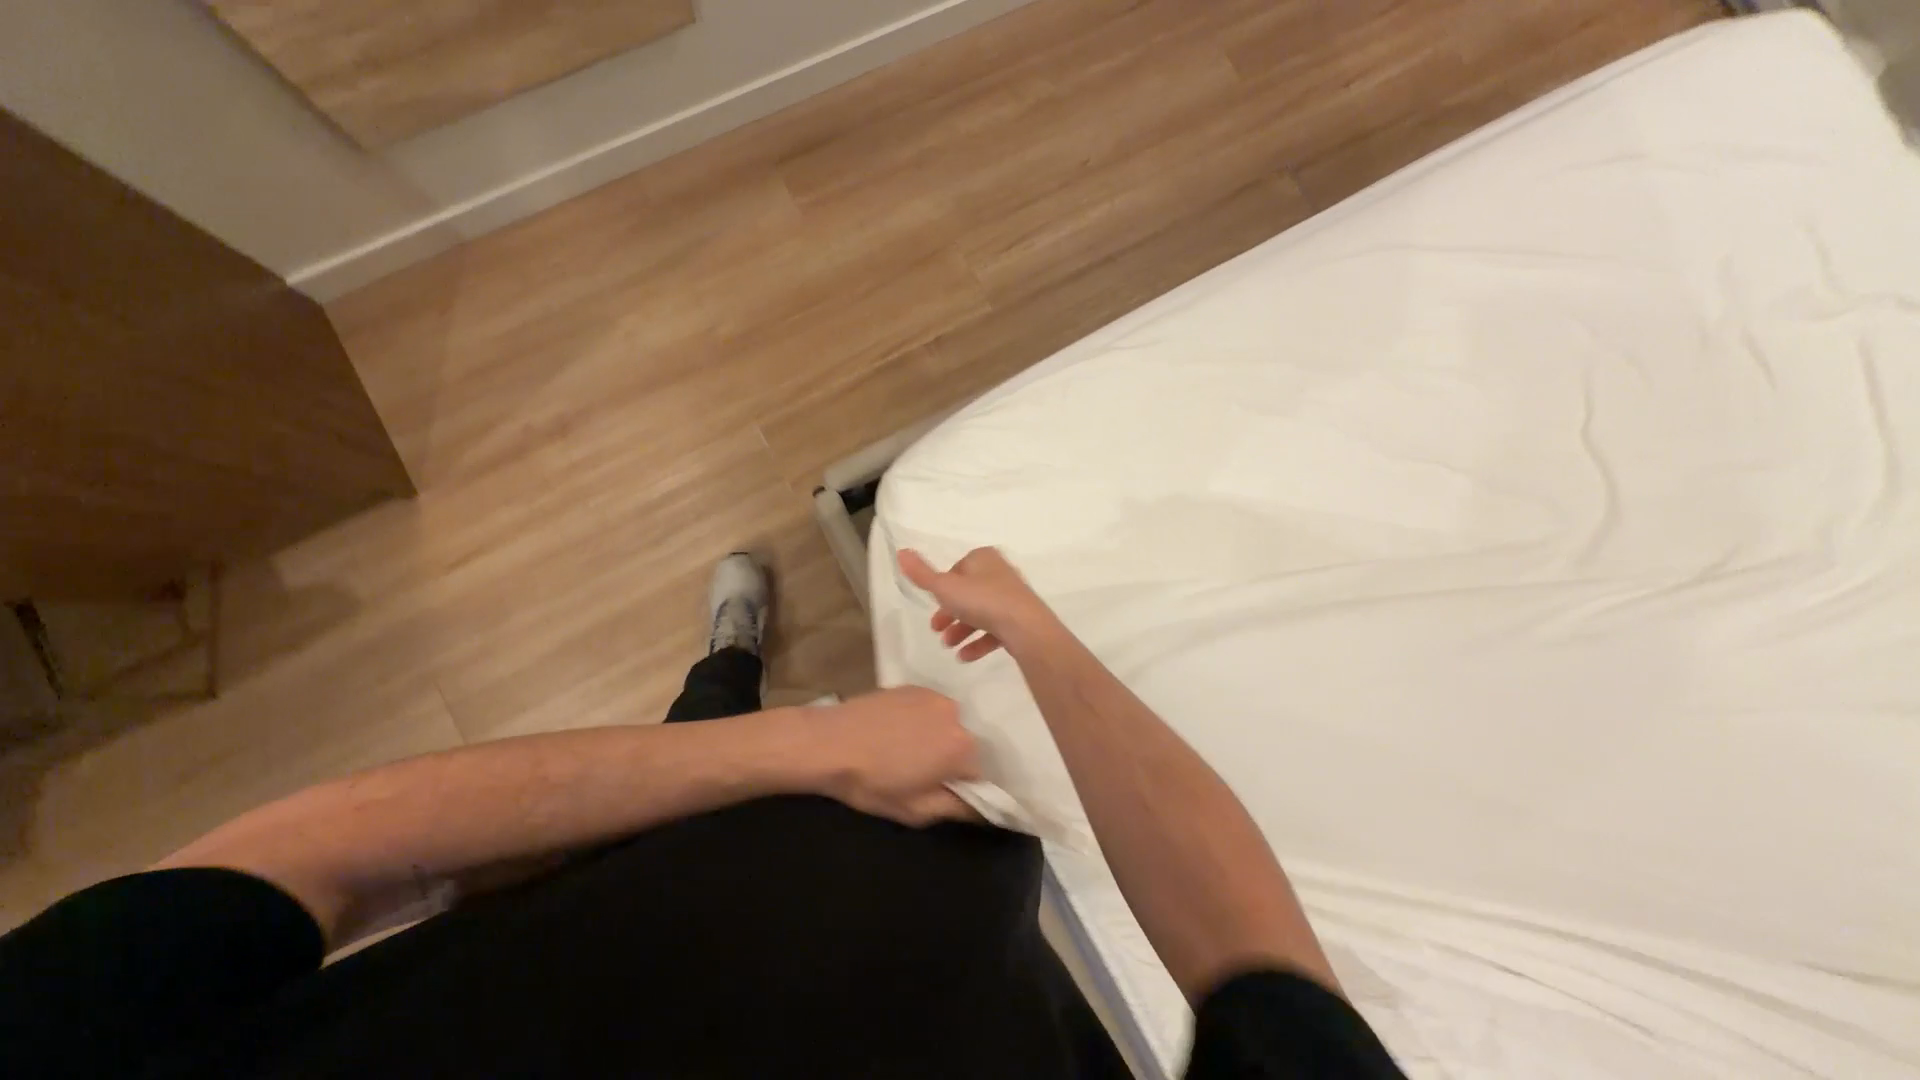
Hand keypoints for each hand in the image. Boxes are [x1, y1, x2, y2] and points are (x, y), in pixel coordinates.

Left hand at [812, 687, 982, 825]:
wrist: (828, 742)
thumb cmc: (872, 782)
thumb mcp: (916, 811)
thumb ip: (957, 809)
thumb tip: (983, 808)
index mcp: (962, 748)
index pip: (978, 773)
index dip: (957, 786)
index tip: (933, 791)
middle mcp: (956, 714)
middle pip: (963, 745)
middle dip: (946, 760)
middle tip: (914, 773)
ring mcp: (934, 696)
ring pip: (946, 725)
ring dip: (933, 737)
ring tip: (900, 750)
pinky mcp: (913, 686)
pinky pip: (928, 709)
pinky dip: (918, 720)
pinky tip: (892, 731)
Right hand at [898, 547, 1052, 661]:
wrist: (1025, 627)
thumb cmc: (982, 601)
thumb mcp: (945, 587)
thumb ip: (922, 574)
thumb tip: (900, 551)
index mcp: (983, 558)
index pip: (957, 569)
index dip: (943, 588)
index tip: (933, 605)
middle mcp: (1000, 573)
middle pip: (968, 593)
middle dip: (950, 613)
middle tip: (936, 630)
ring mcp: (1012, 597)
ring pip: (981, 613)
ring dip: (962, 631)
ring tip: (949, 647)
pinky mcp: (1020, 619)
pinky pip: (995, 630)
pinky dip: (979, 643)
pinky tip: (966, 657)